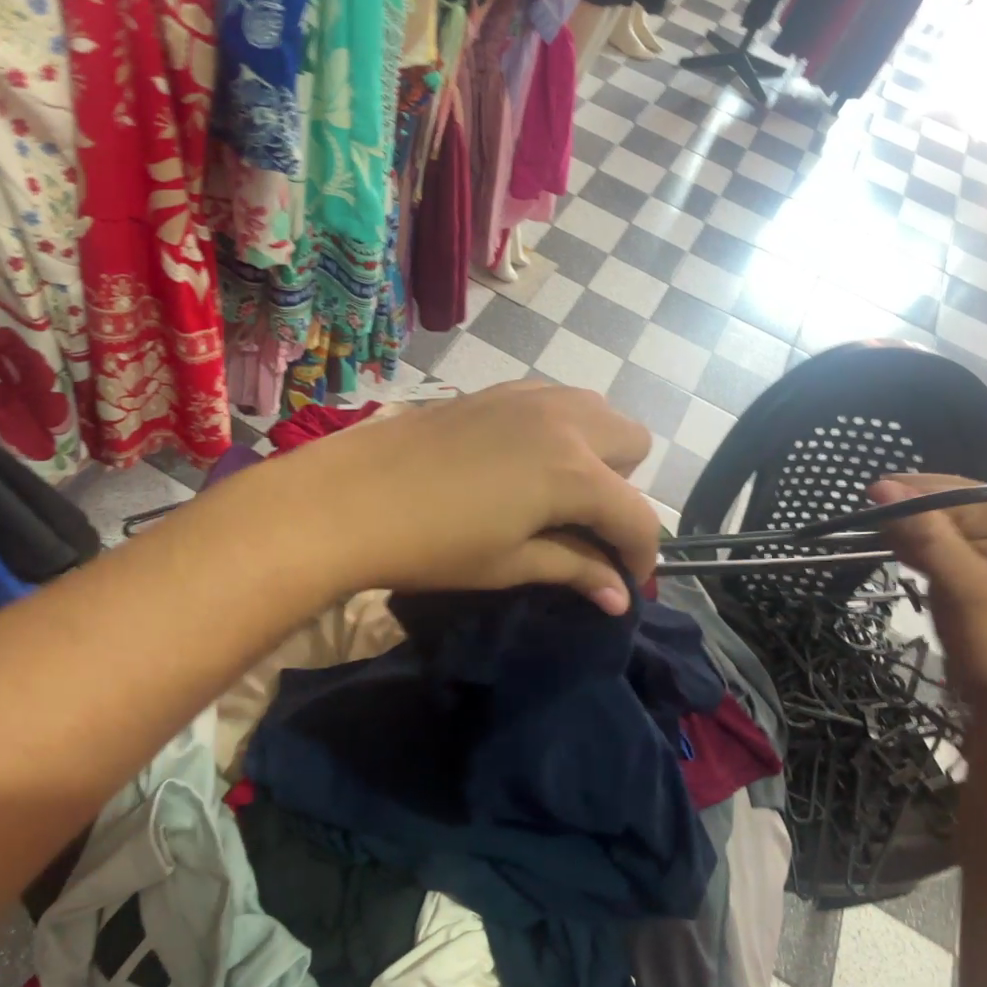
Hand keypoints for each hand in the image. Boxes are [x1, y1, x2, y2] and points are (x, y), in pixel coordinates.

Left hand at [278, 382, 658, 613]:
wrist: (346, 499)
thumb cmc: (431, 545)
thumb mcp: (508, 564)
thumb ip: (572, 569)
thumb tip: (618, 596)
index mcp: (575, 472)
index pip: (637, 517)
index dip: (640, 559)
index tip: (623, 586)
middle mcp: (564, 421)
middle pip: (633, 443)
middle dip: (623, 488)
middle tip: (582, 526)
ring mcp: (527, 396)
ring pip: (595, 410)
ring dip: (594, 451)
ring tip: (552, 492)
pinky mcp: (493, 390)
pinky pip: (551, 399)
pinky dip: (556, 429)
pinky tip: (515, 461)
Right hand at [866, 473, 986, 703]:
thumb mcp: (959, 580)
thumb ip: (924, 531)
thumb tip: (880, 486)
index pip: (946, 488)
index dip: (905, 497)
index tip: (868, 513)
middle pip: (937, 501)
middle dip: (904, 515)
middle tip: (879, 538)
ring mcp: (986, 544)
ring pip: (929, 521)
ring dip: (904, 532)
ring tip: (890, 550)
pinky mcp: (969, 564)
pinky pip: (931, 540)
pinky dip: (911, 547)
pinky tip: (901, 558)